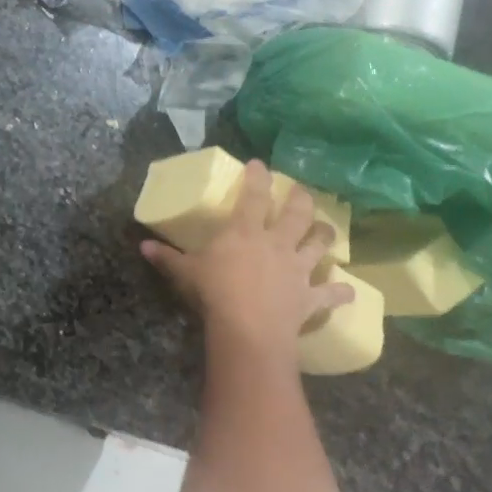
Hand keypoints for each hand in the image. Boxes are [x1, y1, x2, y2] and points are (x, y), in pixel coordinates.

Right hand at [140, 160, 354, 367]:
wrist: (249, 327)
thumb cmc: (213, 290)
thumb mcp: (184, 270)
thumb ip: (166, 256)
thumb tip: (143, 246)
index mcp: (244, 232)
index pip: (253, 197)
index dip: (257, 178)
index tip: (259, 164)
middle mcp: (276, 244)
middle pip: (296, 216)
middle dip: (301, 200)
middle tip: (303, 191)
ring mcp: (298, 269)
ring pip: (319, 245)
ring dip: (324, 235)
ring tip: (327, 227)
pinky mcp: (311, 296)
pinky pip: (332, 293)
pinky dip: (341, 292)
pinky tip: (348, 291)